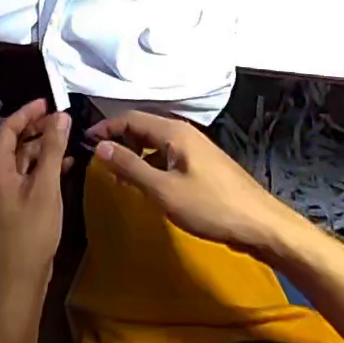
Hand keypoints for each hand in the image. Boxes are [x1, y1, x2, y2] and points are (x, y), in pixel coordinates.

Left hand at [0, 99, 71, 307]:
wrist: (20, 283)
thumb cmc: (31, 233)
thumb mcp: (46, 187)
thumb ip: (53, 150)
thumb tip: (60, 117)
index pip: (7, 130)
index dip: (26, 113)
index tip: (48, 103)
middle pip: (14, 144)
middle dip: (37, 128)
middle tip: (62, 120)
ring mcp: (5, 196)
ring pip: (23, 161)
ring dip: (44, 147)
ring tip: (68, 140)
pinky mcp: (16, 209)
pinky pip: (29, 178)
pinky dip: (45, 168)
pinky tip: (66, 166)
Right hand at [85, 110, 305, 256]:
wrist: (259, 224)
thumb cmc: (210, 206)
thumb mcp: (163, 190)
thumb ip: (130, 167)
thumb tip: (100, 147)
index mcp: (174, 131)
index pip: (131, 118)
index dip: (106, 127)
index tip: (84, 141)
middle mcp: (184, 133)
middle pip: (144, 126)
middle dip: (119, 139)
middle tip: (99, 161)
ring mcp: (196, 148)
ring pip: (156, 141)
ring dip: (135, 152)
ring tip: (118, 174)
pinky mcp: (202, 165)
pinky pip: (168, 155)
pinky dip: (151, 163)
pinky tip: (146, 183)